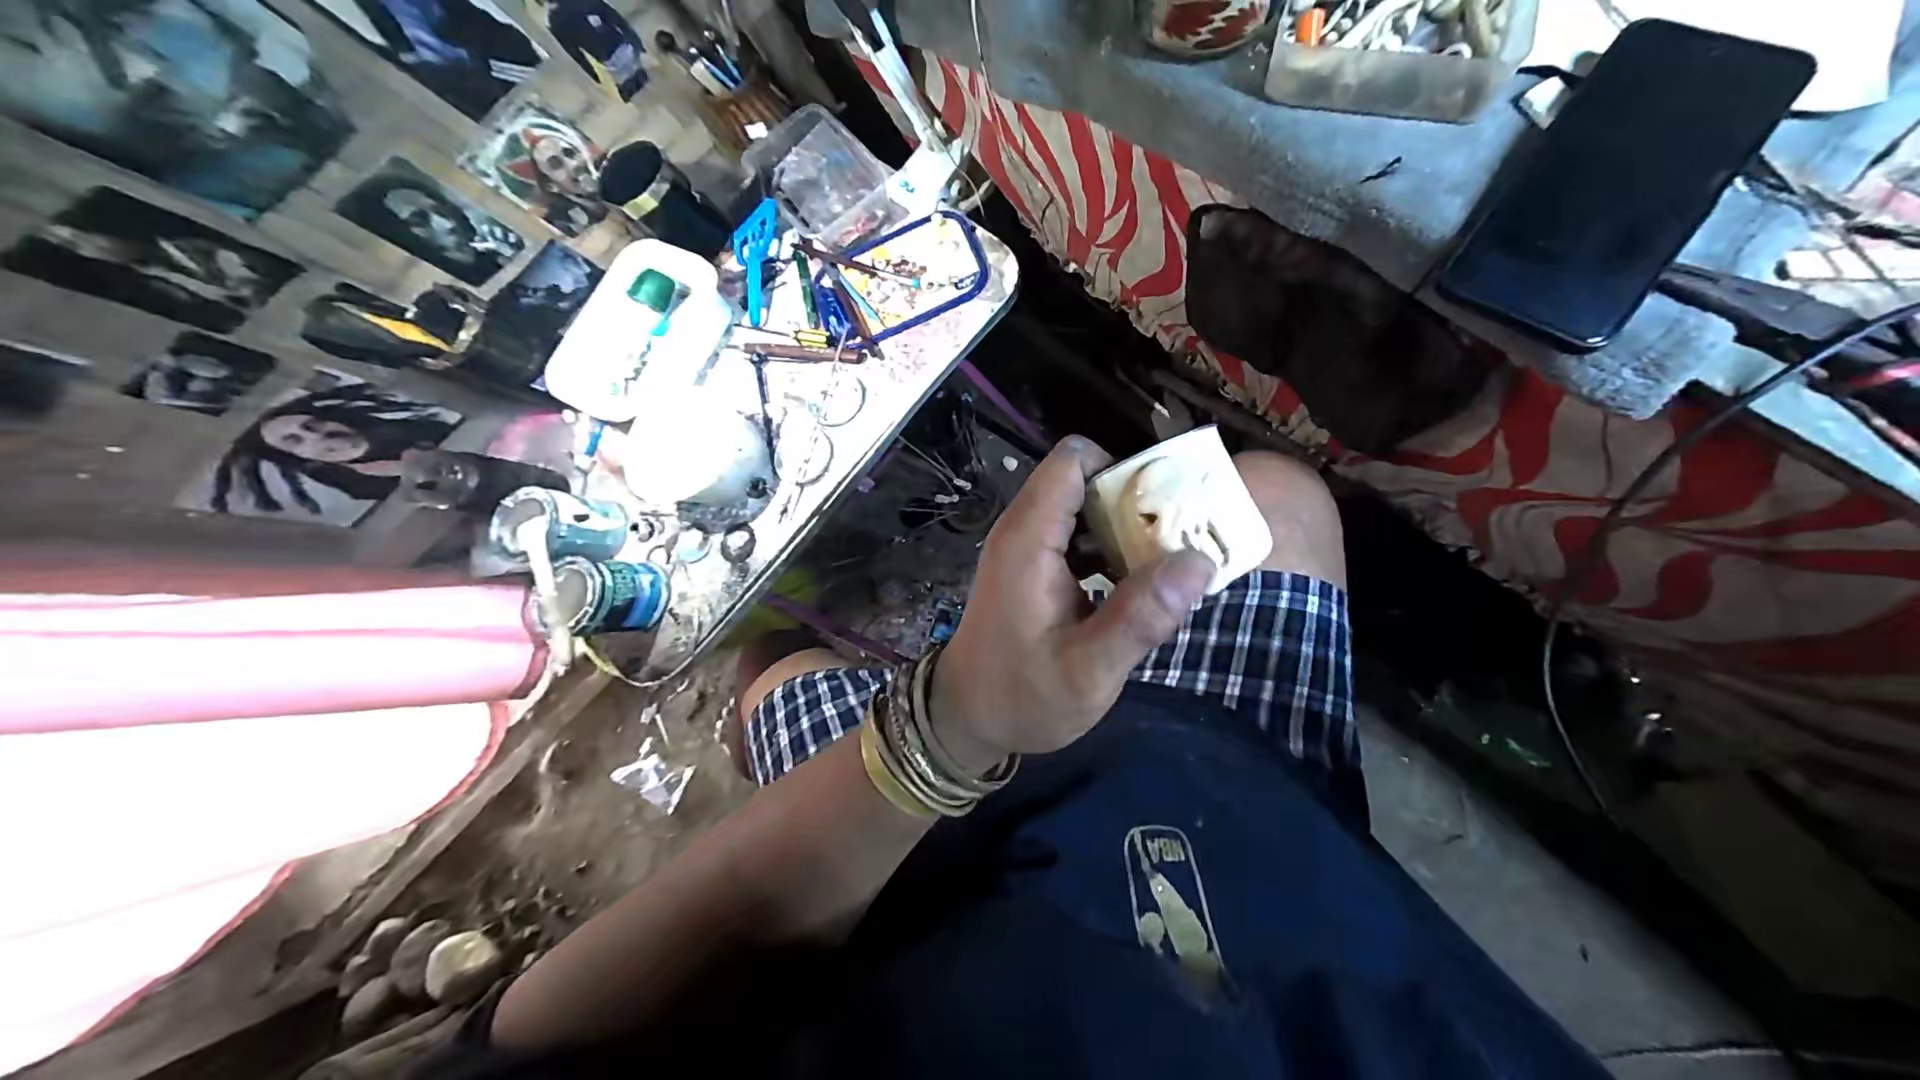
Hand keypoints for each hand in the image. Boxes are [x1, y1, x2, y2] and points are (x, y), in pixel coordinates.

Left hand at [929, 436, 1215, 772]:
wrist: (968, 718)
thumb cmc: (1021, 697)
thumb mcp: (1087, 670)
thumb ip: (1140, 617)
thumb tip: (1199, 561)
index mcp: (1029, 539)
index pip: (1074, 460)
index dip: (1125, 470)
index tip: (1169, 507)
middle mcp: (1024, 530)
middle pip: (1085, 480)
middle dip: (1136, 502)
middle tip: (1179, 543)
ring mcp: (1026, 548)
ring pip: (1084, 510)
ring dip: (1127, 529)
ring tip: (1165, 566)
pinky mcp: (1033, 567)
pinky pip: (1077, 538)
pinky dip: (1110, 550)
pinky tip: (1135, 586)